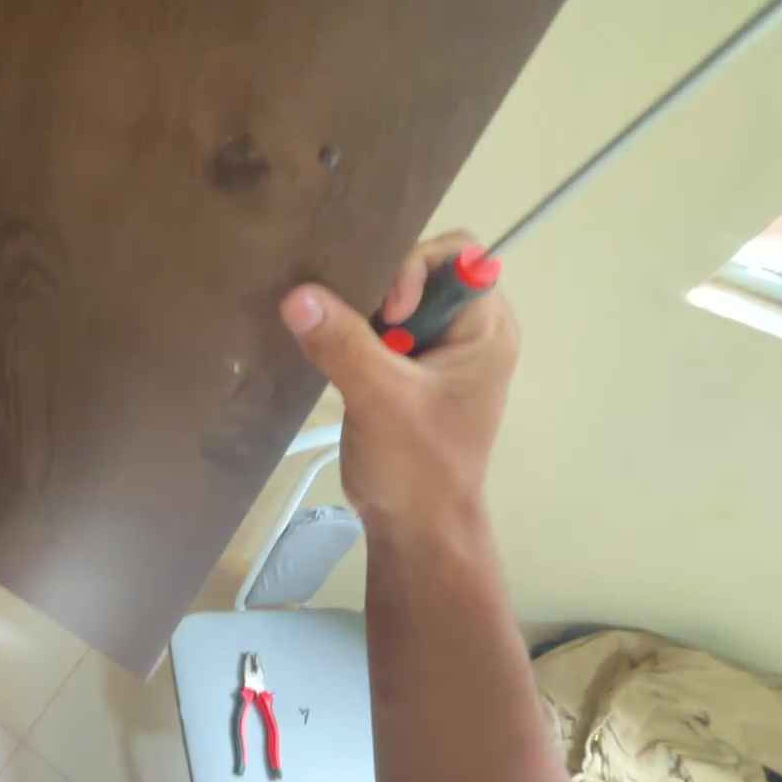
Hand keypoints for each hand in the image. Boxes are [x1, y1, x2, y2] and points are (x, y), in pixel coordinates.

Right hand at [278, 231, 519, 532]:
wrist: (413, 524)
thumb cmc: (416, 464)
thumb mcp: (381, 399)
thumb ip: (342, 344)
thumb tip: (297, 295)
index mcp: (484, 329)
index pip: (458, 258)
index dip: (413, 270)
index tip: (385, 312)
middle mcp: (463, 332)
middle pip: (419, 273)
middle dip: (376, 291)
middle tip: (347, 326)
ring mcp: (430, 354)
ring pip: (389, 304)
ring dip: (354, 315)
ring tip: (328, 338)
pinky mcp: (399, 373)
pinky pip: (372, 334)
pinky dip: (346, 335)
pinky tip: (323, 350)